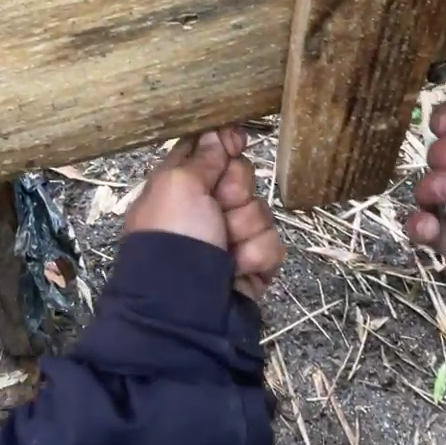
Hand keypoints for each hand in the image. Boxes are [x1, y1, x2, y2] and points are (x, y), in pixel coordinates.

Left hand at [124, 128, 286, 300]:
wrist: (184, 311)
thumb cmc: (174, 237)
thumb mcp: (178, 186)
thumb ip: (202, 157)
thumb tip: (218, 133)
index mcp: (179, 186)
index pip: (209, 150)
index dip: (225, 143)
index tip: (237, 140)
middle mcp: (205, 208)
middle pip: (241, 175)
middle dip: (236, 190)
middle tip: (220, 207)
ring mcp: (230, 238)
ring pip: (259, 210)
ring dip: (244, 228)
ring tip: (225, 249)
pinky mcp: (253, 264)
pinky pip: (272, 243)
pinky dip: (256, 256)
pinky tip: (238, 269)